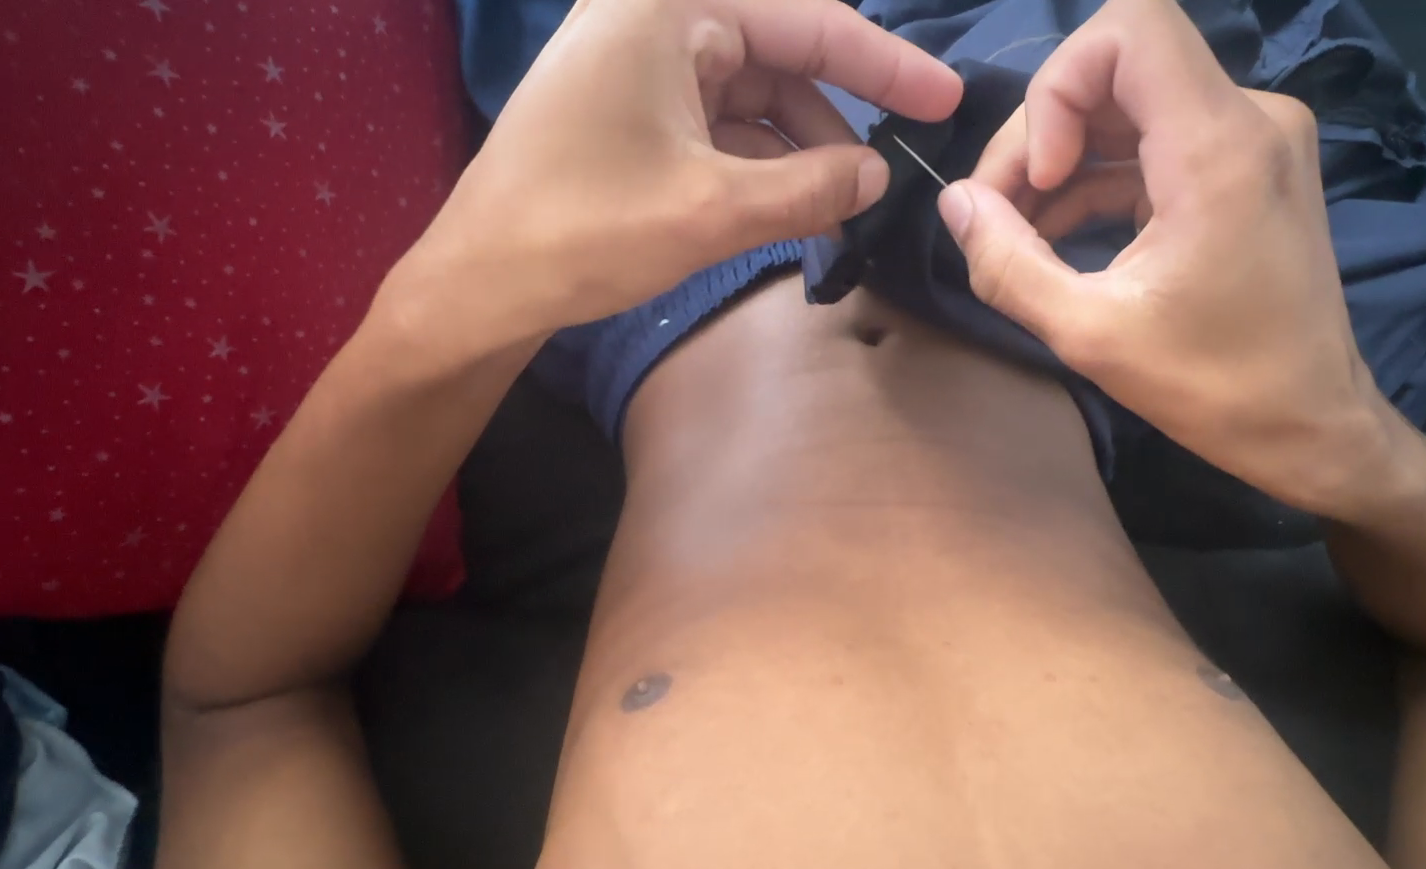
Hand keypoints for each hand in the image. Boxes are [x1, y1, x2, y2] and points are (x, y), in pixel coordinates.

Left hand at [377, 0, 961, 363]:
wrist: (483, 283)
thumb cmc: (584, 231)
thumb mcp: (712, 210)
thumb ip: (808, 188)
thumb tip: (877, 176)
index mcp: (671, 5)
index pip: (808, 20)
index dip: (885, 65)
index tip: (941, 102)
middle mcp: (656, 19)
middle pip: (780, 62)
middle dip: (832, 130)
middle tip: (880, 190)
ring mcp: (641, 69)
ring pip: (751, 104)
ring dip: (797, 161)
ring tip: (839, 220)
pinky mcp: (632, 116)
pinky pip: (718, 132)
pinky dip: (757, 172)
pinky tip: (790, 214)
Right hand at [935, 0, 1401, 513]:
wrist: (1305, 422)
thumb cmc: (1206, 386)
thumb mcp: (1087, 333)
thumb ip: (1008, 265)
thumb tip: (954, 204)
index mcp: (1217, 146)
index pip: (1127, 30)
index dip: (1056, 90)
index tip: (1041, 179)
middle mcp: (1246, 118)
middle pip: (1116, 70)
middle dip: (1041, 137)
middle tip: (999, 219)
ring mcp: (1249, 141)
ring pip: (1126, 109)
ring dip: (1060, 167)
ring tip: (1019, 239)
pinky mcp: (1241, 170)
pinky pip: (1149, 149)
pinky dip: (1094, 185)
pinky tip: (1058, 242)